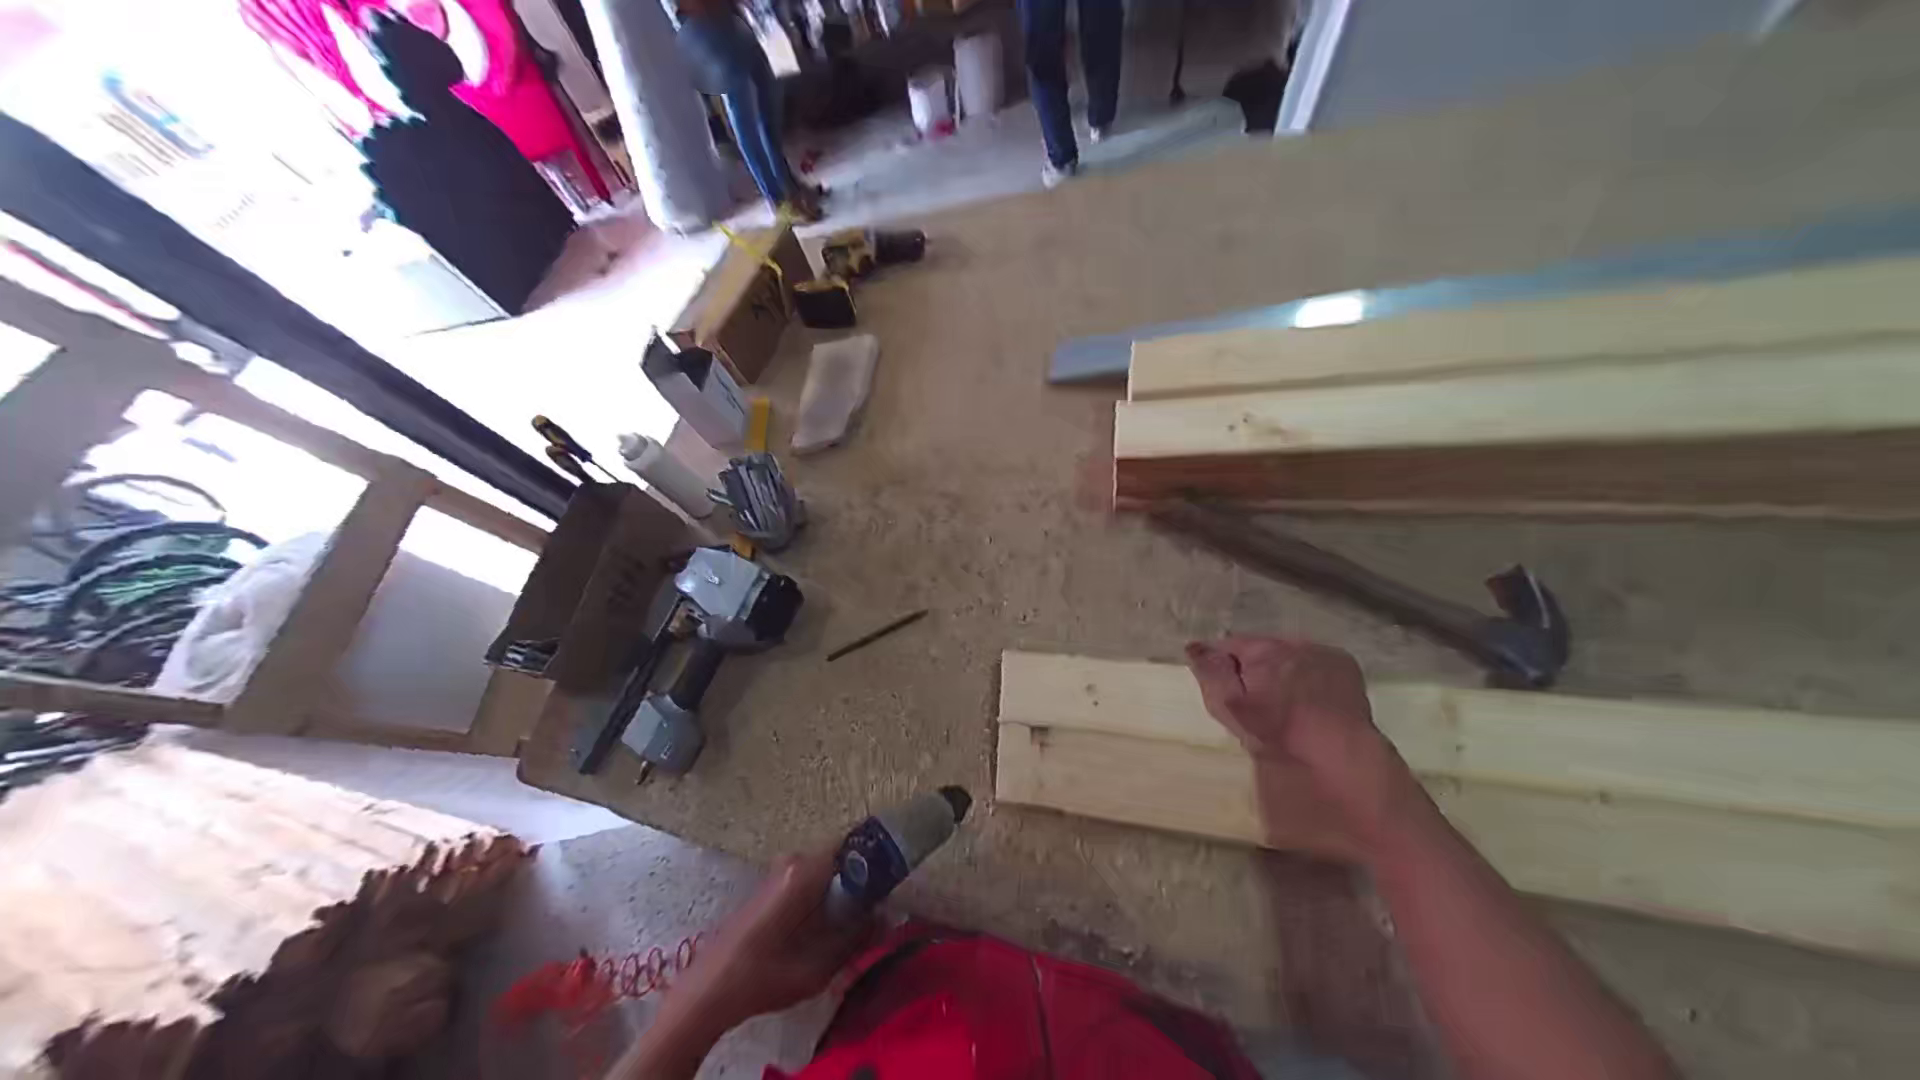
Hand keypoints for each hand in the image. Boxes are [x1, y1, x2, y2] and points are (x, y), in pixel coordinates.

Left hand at [656, 849, 875, 1036]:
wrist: (709, 990)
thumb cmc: (764, 976)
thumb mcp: (818, 967)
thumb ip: (857, 938)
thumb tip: (887, 916)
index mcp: (805, 870)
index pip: (853, 845)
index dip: (877, 859)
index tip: (894, 879)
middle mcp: (792, 860)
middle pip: (841, 857)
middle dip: (861, 880)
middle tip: (877, 910)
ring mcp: (779, 870)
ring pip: (825, 869)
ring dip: (842, 889)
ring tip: (855, 921)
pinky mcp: (771, 884)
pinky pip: (809, 878)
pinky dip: (824, 894)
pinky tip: (827, 925)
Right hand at [1185, 637, 1420, 856]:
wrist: (1340, 755)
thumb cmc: (1278, 734)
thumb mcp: (1230, 708)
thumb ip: (1211, 673)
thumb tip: (1194, 647)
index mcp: (1263, 650)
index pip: (1229, 643)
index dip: (1221, 663)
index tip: (1221, 685)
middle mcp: (1294, 642)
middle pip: (1260, 648)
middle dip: (1252, 666)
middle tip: (1251, 698)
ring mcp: (1323, 652)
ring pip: (1287, 655)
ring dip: (1280, 670)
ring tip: (1280, 701)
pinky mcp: (1344, 665)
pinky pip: (1313, 662)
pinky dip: (1305, 674)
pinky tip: (1306, 699)